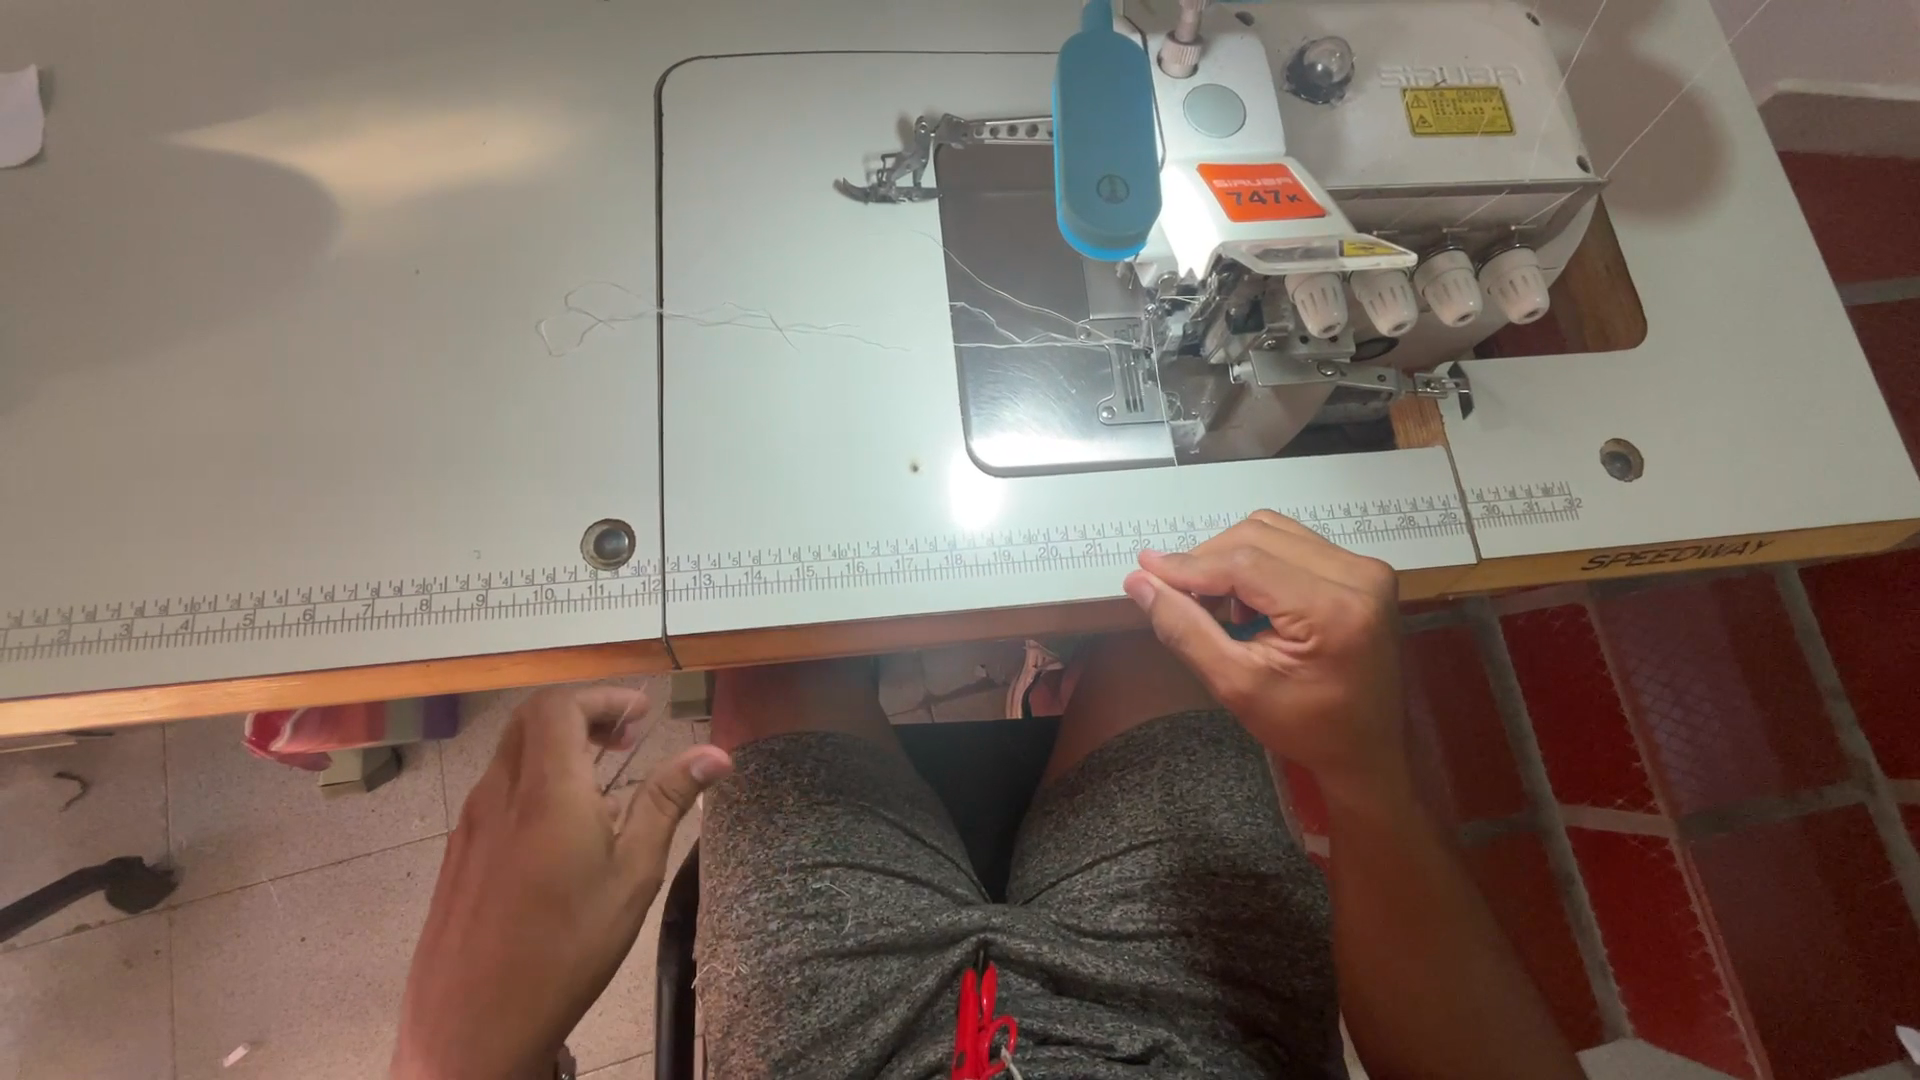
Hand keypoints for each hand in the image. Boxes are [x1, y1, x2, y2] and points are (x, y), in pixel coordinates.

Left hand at [392, 687, 732, 1079]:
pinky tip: (564, 828)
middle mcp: (499, 795)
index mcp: (545, 791)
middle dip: (582, 713)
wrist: (469, 1036)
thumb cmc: (567, 947)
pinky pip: (498, 790)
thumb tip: (716, 752)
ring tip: (604, 781)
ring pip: (512, 753)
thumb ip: (669, 801)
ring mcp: (470, 826)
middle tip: (626, 738)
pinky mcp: (458, 855)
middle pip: (530, 719)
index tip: (642, 716)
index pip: (559, 706)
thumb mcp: (634, 873)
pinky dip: (536, 778)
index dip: (603, 697)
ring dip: (559, 745)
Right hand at [1122, 511, 1410, 805]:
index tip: (1143, 570)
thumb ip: (1185, 630)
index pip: (1244, 564)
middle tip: (1176, 597)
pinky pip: (1291, 542)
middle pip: (1255, 537)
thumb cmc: (1305, 728)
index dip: (1188, 565)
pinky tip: (1247, 600)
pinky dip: (1254, 560)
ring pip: (1270, 531)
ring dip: (1228, 557)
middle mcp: (1357, 575)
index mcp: (1333, 611)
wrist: (1371, 749)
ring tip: (1214, 603)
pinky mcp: (1361, 569)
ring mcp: (1363, 568)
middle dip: (1204, 561)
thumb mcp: (1235, 686)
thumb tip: (1139, 582)